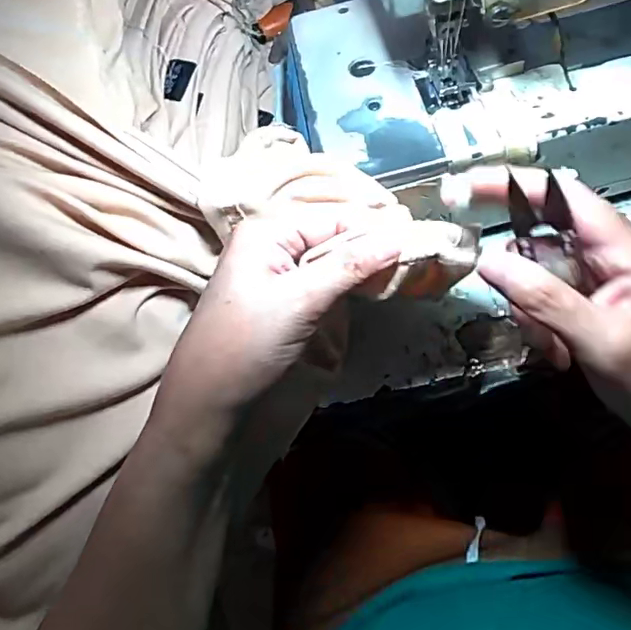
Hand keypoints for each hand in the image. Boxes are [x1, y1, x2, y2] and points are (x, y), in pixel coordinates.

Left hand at [152, 206, 401, 452]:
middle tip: (422, 256)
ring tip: (409, 271)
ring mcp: (284, 274)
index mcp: (268, 231)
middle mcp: (276, 244)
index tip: (423, 239)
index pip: (337, 218)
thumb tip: (398, 235)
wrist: (207, 411)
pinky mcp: (293, 302)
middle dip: (376, 245)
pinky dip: (356, 284)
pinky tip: (380, 288)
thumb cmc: (244, 348)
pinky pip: (331, 281)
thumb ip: (349, 265)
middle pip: (339, 235)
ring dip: (370, 266)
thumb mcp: (299, 301)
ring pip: (339, 259)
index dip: (378, 227)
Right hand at [464, 169, 630, 461]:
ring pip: (539, 266)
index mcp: (626, 248)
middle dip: (519, 268)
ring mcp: (599, 275)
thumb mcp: (602, 342)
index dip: (514, 184)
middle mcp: (610, 252)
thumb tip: (489, 260)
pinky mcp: (590, 298)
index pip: (564, 195)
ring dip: (529, 304)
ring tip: (549, 345)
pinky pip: (546, 292)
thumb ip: (545, 299)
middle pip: (544, 231)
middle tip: (503, 295)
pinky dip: (538, 318)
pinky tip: (556, 351)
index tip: (466, 187)